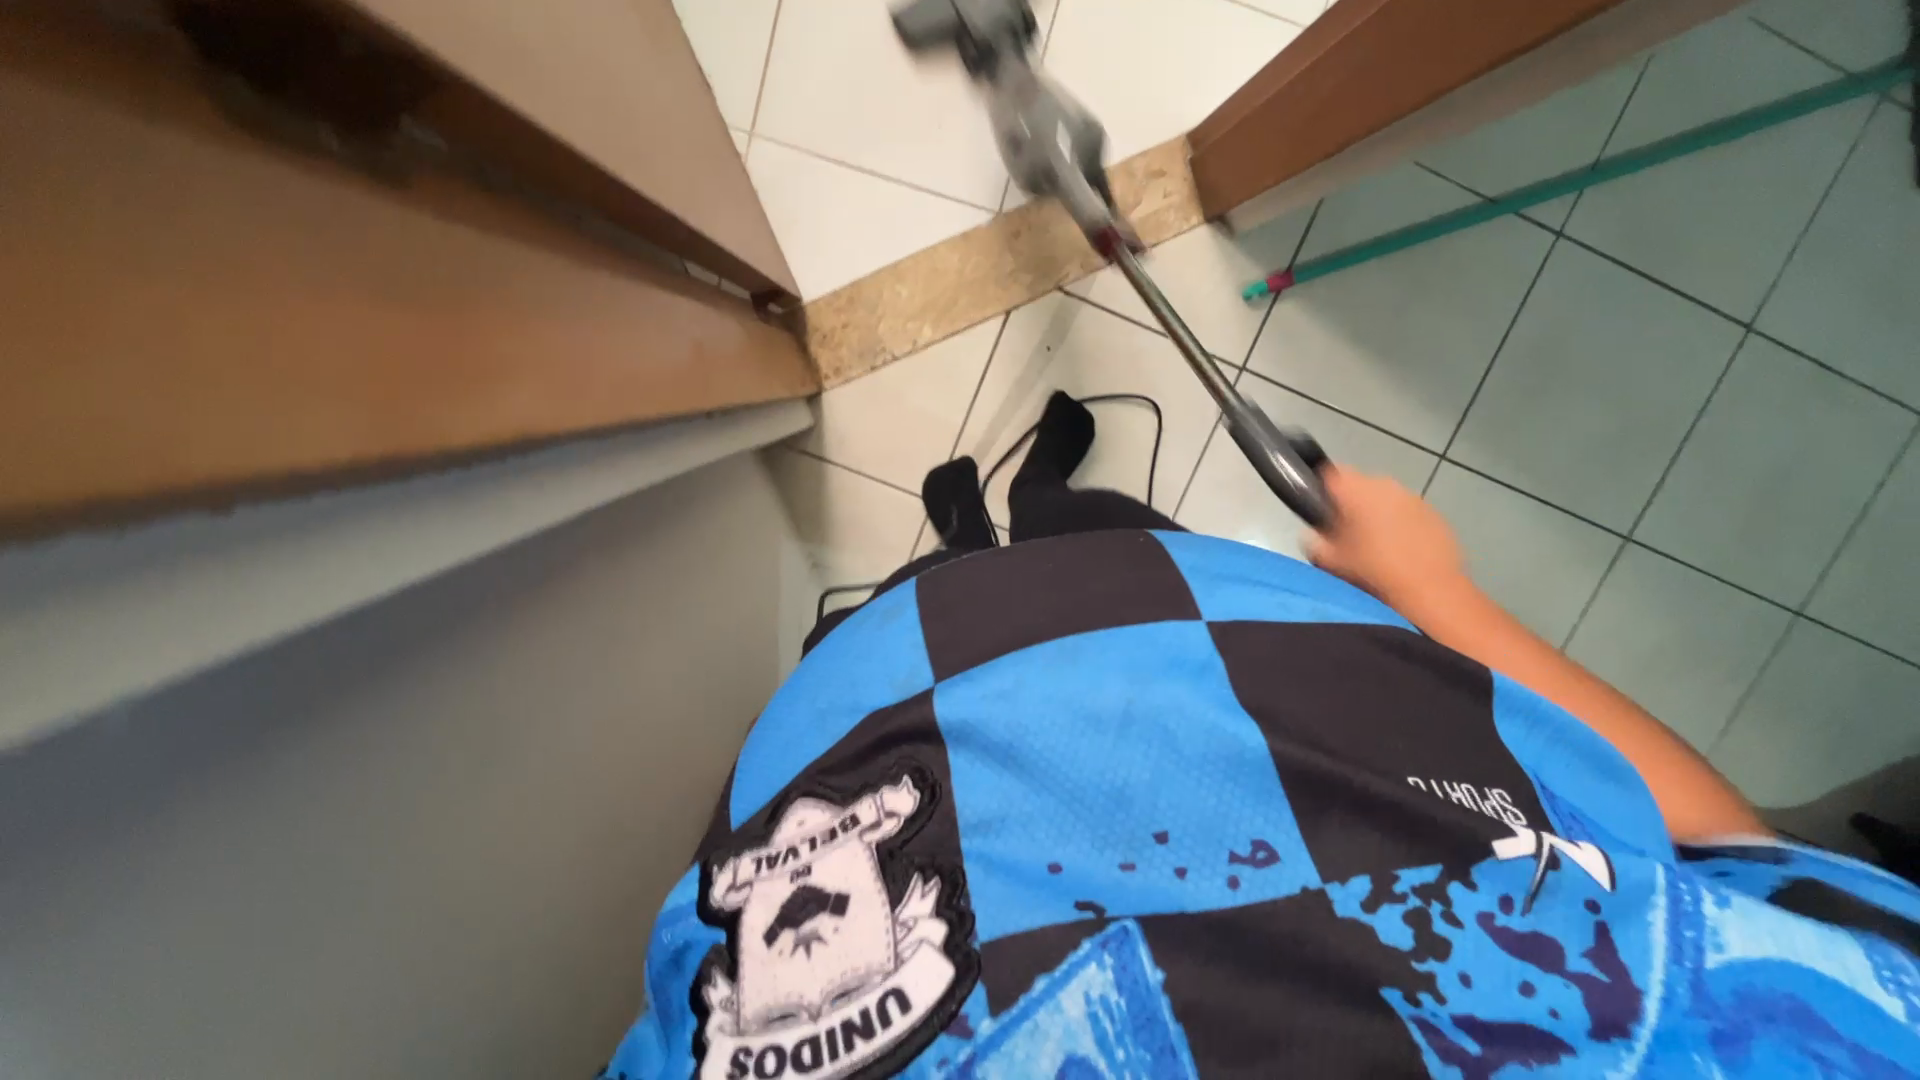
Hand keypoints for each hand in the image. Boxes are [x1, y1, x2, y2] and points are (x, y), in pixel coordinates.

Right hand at [1305, 466, 1471, 610]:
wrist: (1430, 589)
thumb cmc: (1372, 571)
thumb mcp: (1330, 561)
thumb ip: (1314, 542)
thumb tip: (1312, 534)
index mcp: (1355, 491)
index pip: (1328, 473)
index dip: (1321, 490)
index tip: (1319, 511)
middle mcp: (1385, 485)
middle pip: (1359, 484)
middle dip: (1351, 503)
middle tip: (1345, 532)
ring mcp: (1414, 497)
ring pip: (1386, 498)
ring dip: (1378, 513)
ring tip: (1376, 543)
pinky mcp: (1435, 514)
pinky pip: (1409, 512)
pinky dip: (1402, 524)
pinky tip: (1402, 550)